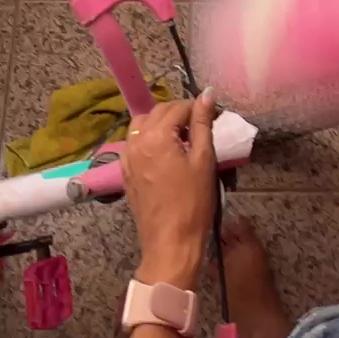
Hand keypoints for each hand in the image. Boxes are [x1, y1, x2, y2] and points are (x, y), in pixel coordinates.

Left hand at [121, 92, 218, 288]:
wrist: (170, 244)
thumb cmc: (192, 203)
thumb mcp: (203, 159)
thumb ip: (203, 122)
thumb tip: (207, 93)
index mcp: (155, 135)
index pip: (178, 107)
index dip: (197, 108)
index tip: (212, 116)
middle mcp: (136, 141)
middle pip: (158, 111)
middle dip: (180, 112)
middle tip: (201, 126)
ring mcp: (127, 157)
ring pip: (143, 124)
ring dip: (162, 122)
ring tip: (183, 137)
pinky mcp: (126, 171)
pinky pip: (136, 142)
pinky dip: (150, 137)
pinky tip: (166, 151)